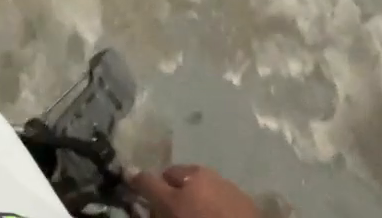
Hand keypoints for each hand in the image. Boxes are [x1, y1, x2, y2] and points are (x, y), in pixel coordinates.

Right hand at [126, 165, 259, 217]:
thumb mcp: (166, 203)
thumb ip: (147, 184)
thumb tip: (128, 168)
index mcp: (196, 170)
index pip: (167, 175)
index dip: (160, 193)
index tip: (159, 209)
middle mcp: (218, 176)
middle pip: (190, 186)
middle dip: (182, 199)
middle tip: (178, 214)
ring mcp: (239, 196)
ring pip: (210, 199)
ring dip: (203, 208)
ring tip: (199, 216)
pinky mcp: (253, 213)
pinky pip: (228, 210)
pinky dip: (220, 214)